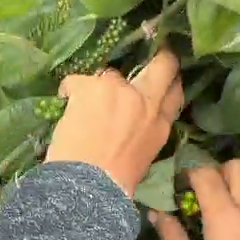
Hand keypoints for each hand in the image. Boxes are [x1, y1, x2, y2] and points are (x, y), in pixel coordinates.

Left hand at [46, 49, 184, 194]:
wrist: (88, 187)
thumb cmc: (114, 182)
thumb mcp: (143, 155)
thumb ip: (144, 130)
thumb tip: (133, 120)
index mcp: (160, 125)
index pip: (175, 92)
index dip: (169, 79)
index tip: (163, 74)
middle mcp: (145, 103)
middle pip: (161, 66)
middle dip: (159, 56)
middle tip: (150, 52)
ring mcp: (118, 91)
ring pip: (110, 76)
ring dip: (98, 88)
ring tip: (85, 107)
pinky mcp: (91, 87)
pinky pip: (77, 81)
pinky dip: (70, 90)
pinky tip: (64, 102)